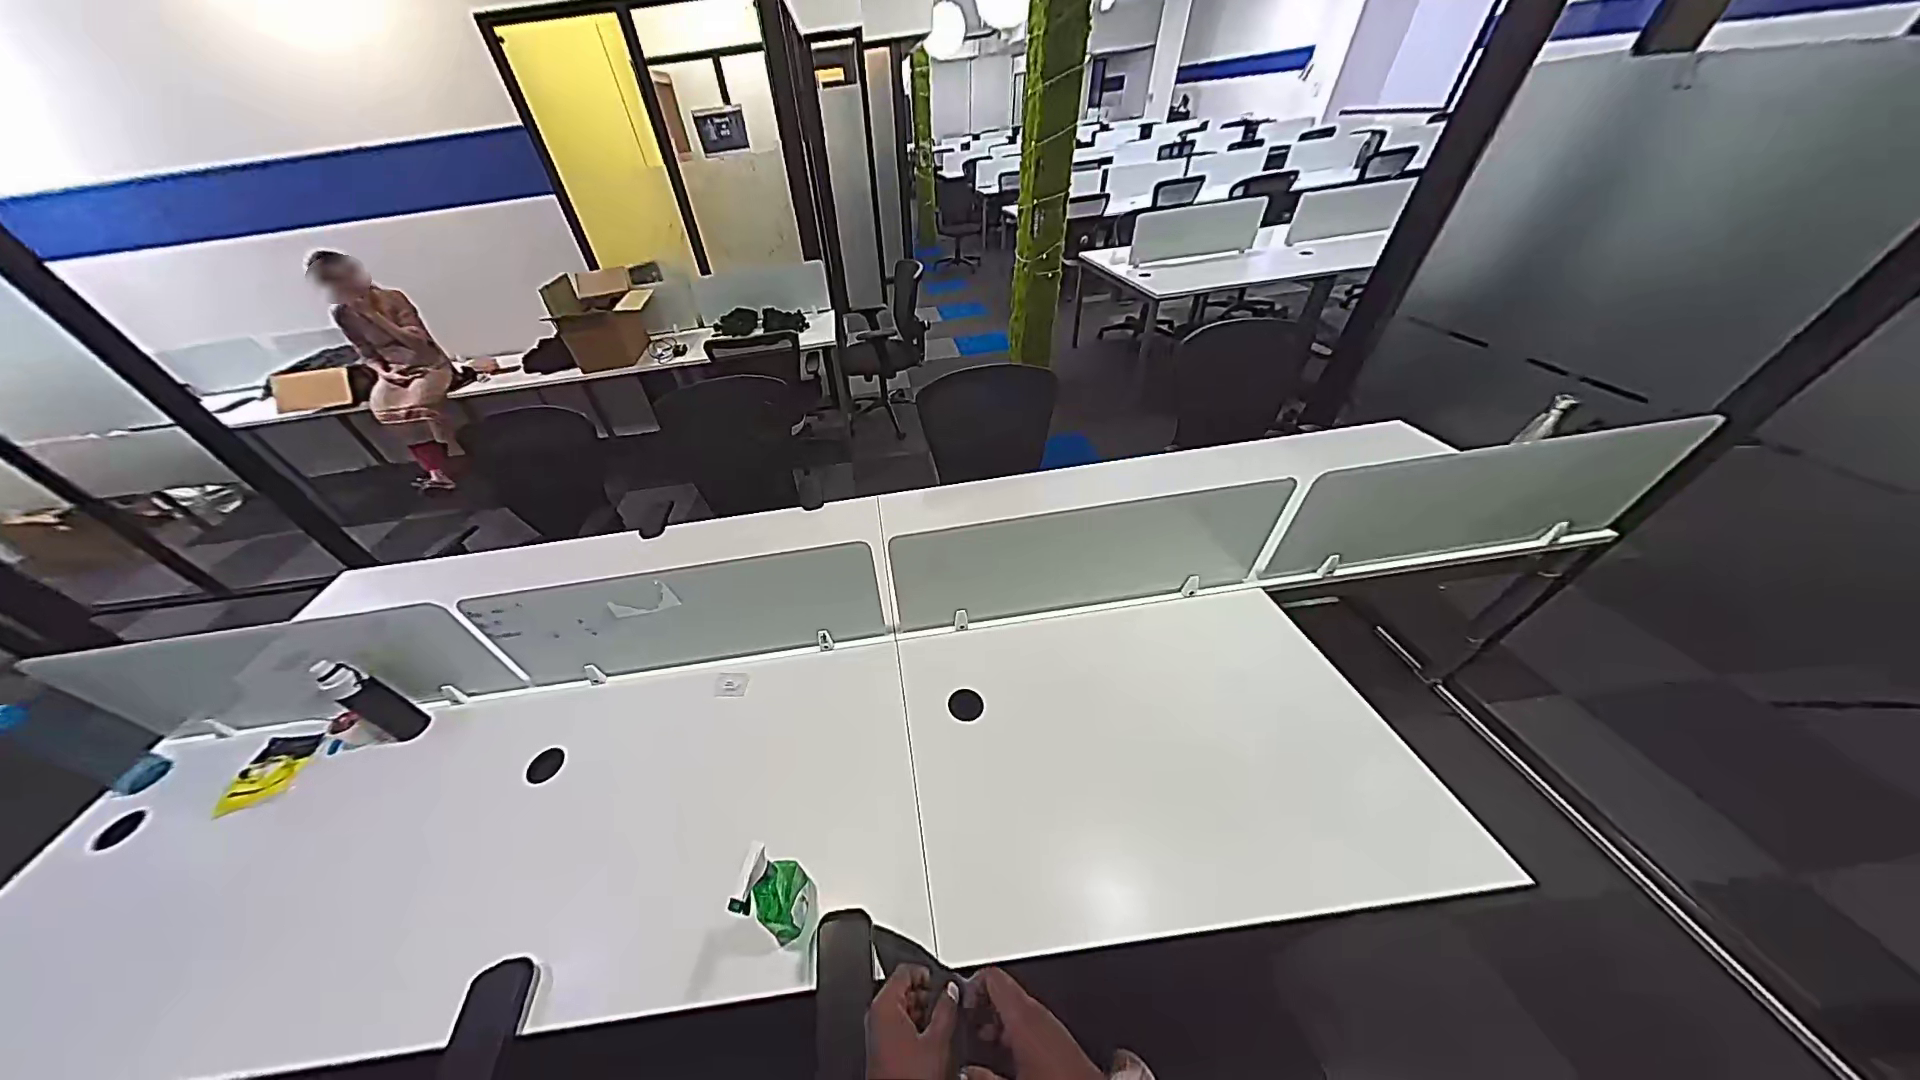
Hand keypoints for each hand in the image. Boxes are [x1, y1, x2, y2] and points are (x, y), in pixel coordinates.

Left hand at [868, 965, 959, 1079]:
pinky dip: (914, 1026)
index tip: (941, 983)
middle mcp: (876, 1014)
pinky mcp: (881, 1047)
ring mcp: (877, 1031)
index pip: (905, 971)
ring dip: (922, 1012)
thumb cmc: (907, 1078)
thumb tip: (951, 991)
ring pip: (903, 1007)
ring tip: (939, 1024)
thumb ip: (946, 1008)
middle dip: (926, 996)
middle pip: (904, 989)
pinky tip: (929, 1039)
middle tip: (944, 1005)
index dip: (925, 973)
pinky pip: (899, 1024)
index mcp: (884, 1005)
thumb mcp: (936, 1040)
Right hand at [962, 968, 1101, 1079]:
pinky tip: (1005, 1055)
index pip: (993, 976)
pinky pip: (1026, 1020)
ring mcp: (1047, 1022)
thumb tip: (966, 1071)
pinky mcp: (1055, 1034)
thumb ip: (984, 1075)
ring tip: (982, 1043)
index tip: (962, 1004)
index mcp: (1023, 1014)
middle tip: (968, 1025)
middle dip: (982, 1006)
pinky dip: (1010, 1029)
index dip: (973, 985)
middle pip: (1001, 990)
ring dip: (995, 1020)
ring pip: (1013, 1006)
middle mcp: (1036, 1012)